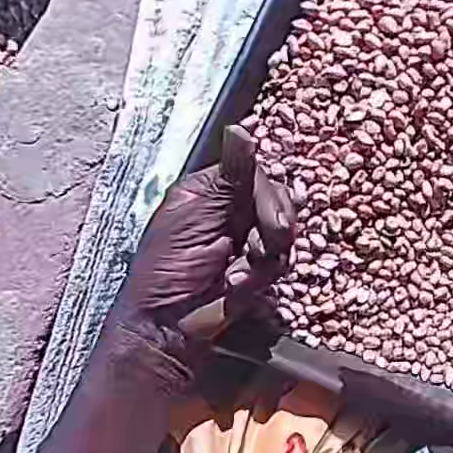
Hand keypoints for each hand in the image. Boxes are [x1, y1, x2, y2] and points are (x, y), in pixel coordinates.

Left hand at [116, 125, 295, 370]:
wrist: (167, 326)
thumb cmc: (167, 268)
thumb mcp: (196, 215)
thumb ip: (230, 177)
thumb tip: (240, 127)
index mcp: (212, 191)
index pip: (256, 175)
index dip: (268, 196)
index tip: (272, 220)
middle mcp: (233, 210)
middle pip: (278, 199)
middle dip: (274, 224)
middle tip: (261, 247)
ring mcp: (247, 238)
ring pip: (285, 230)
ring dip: (267, 252)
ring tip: (241, 270)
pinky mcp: (257, 265)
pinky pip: (281, 258)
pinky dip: (263, 272)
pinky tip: (239, 282)